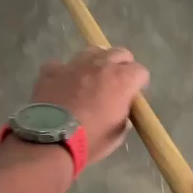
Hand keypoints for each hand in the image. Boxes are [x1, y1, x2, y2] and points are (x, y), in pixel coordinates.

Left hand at [27, 48, 149, 166]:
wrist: (51, 140)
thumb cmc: (90, 140)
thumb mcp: (117, 133)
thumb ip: (124, 115)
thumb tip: (120, 111)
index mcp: (122, 80)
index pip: (141, 71)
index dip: (139, 83)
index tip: (134, 95)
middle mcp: (101, 65)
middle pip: (120, 53)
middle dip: (122, 65)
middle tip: (116, 83)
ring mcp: (75, 64)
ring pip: (92, 52)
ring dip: (97, 62)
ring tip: (92, 77)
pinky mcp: (52, 70)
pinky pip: (62, 64)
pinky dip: (66, 73)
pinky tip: (64, 84)